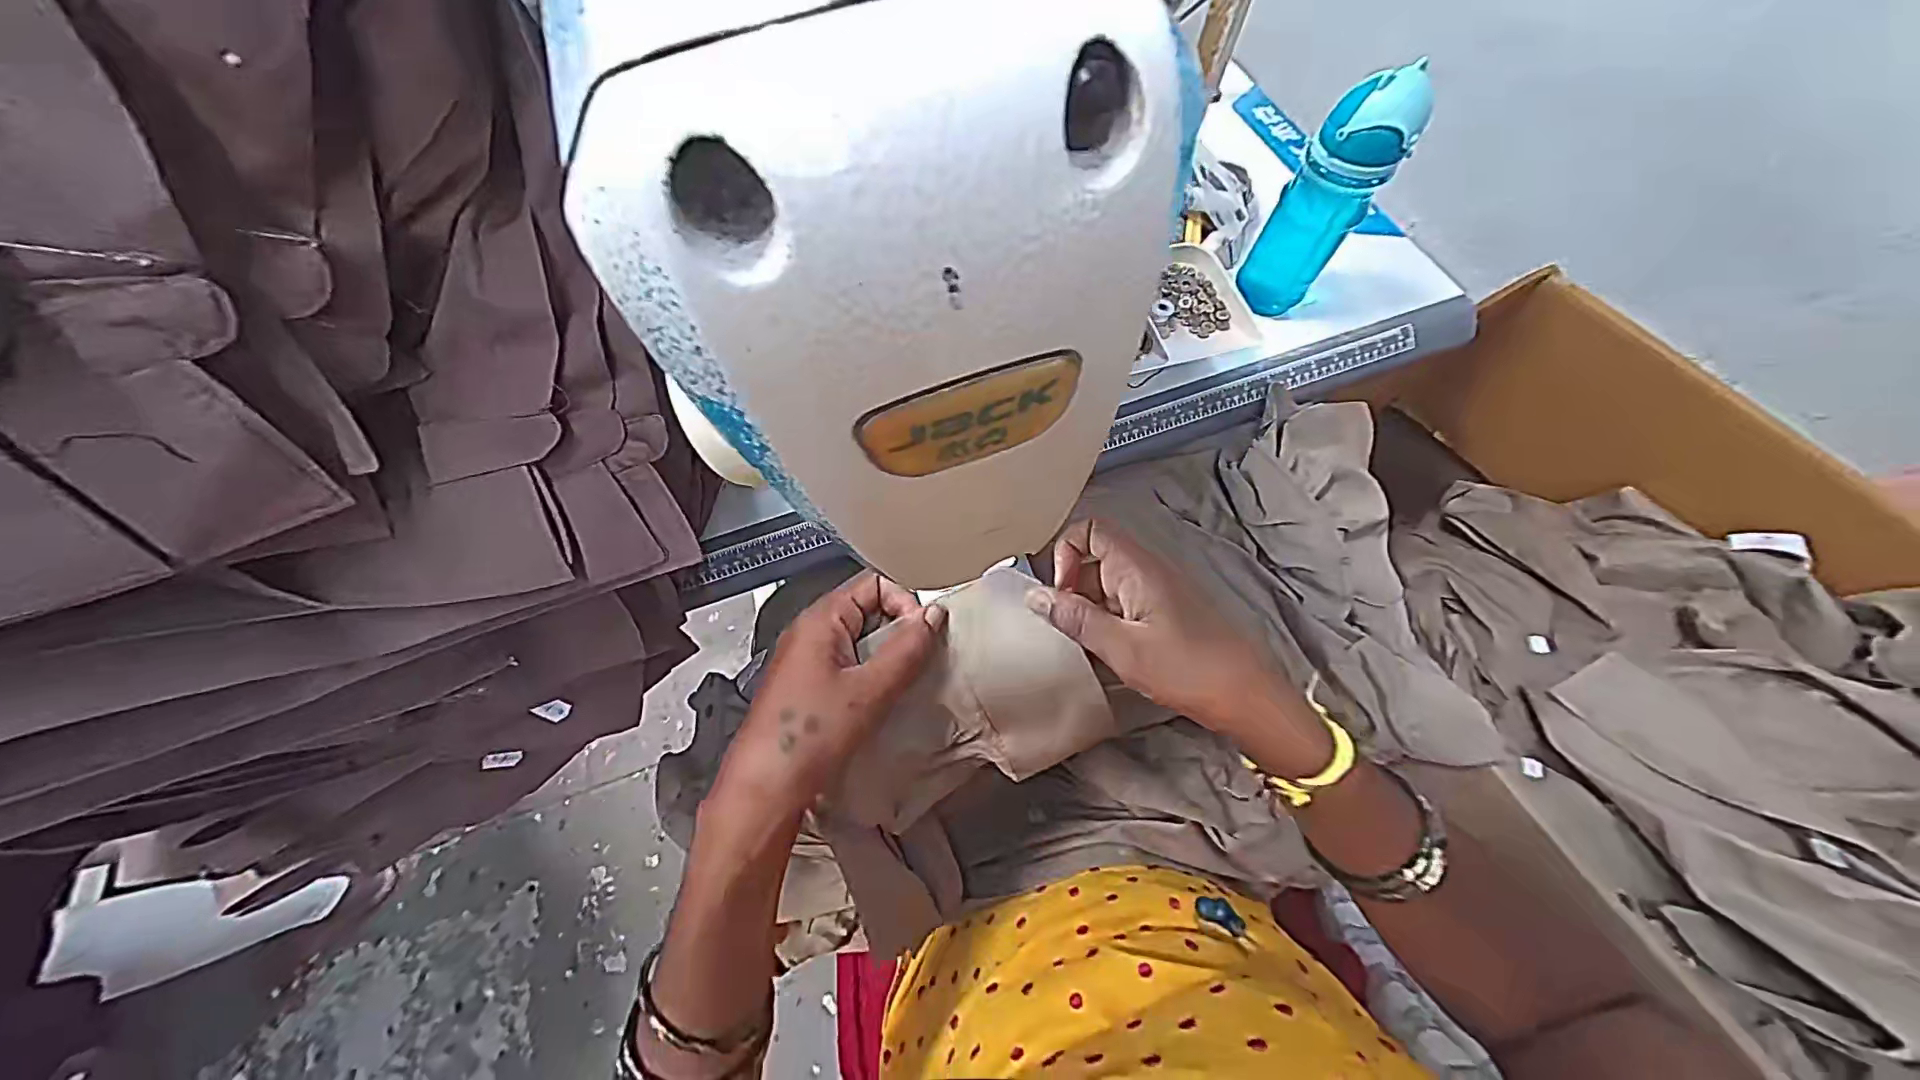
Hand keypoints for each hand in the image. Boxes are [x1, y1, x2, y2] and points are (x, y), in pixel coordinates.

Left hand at [715, 571, 946, 815]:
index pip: (874, 582)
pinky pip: (849, 663)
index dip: (904, 601)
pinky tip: (879, 701)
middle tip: (915, 662)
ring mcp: (808, 658)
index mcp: (820, 619)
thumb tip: (934, 615)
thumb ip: (908, 649)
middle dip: (899, 630)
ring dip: (887, 656)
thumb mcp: (870, 690)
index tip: (921, 635)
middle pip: (868, 608)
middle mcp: (810, 631)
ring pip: (861, 639)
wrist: (766, 788)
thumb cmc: (809, 736)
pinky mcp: (809, 684)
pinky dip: (871, 674)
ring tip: (898, 685)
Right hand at [1025, 518, 1315, 746]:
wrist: (1245, 695)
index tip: (1060, 593)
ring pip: (1106, 584)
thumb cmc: (1188, 669)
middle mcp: (1147, 570)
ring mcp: (1158, 590)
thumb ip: (1075, 618)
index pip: (1090, 529)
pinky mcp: (1165, 612)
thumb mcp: (1121, 647)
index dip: (1065, 553)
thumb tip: (1036, 596)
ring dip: (1088, 609)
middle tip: (1070, 627)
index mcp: (1137, 567)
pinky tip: (1111, 653)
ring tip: (1090, 646)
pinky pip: (1123, 604)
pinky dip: (1107, 622)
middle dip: (1072, 588)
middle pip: (1094, 558)